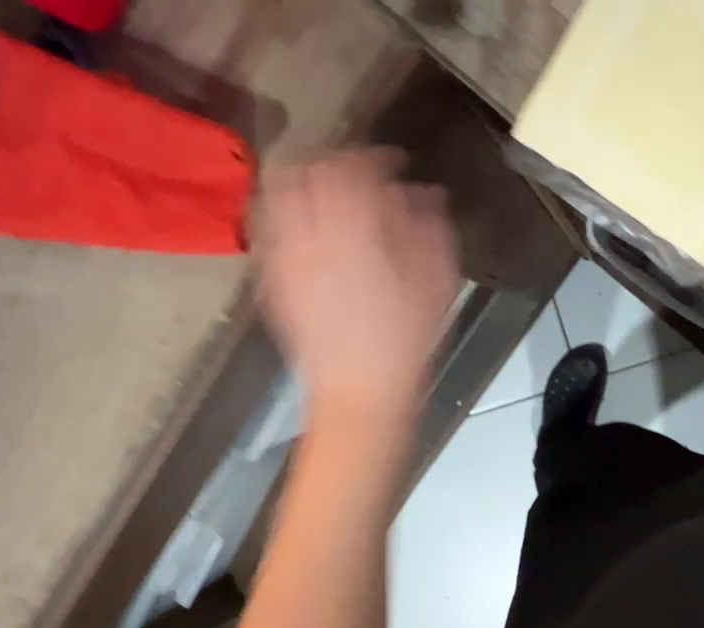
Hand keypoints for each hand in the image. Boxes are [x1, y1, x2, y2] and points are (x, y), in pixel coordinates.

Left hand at [255, 150, 460, 417]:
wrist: (359, 395)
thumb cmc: (406, 344)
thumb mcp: (435, 286)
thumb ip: (430, 230)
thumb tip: (425, 192)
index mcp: (355, 230)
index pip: (354, 167)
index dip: (374, 157)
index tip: (395, 163)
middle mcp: (310, 234)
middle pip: (305, 171)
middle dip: (331, 163)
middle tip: (357, 174)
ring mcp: (284, 256)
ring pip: (278, 195)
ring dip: (302, 184)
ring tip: (326, 195)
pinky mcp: (272, 280)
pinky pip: (269, 230)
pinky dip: (286, 217)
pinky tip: (308, 232)